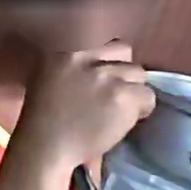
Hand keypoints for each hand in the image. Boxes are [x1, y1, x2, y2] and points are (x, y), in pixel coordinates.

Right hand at [21, 41, 155, 169]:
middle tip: (113, 92)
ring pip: (138, 73)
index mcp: (64, 51)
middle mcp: (84, 57)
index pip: (102, 42)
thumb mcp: (48, 79)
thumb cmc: (42, 121)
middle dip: (122, 71)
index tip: (102, 77)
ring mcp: (105, 75)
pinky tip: (123, 121)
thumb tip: (103, 65)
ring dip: (132, 90)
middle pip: (123, 51)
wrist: (45, 147)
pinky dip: (140, 110)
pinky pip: (147, 96)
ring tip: (119, 109)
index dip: (107, 60)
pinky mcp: (122, 96)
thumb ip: (73, 66)